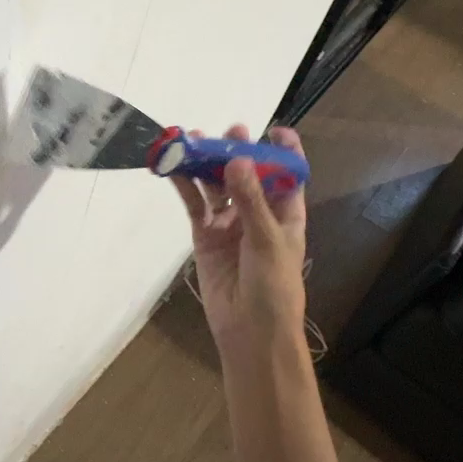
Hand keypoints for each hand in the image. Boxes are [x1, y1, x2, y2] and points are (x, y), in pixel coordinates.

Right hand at [171, 124, 308, 361]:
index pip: (288, 175)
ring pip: (216, 185)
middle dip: (238, 151)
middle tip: (228, 130)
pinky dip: (184, 186)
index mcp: (286, 214)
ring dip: (207, 164)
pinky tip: (174, 168)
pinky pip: (194, 205)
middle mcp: (257, 214)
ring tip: (193, 140)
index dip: (284, 152)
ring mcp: (229, 224)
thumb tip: (237, 159)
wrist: (249, 332)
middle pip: (247, 175)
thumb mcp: (267, 241)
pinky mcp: (205, 236)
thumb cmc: (273, 287)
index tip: (274, 129)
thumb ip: (250, 200)